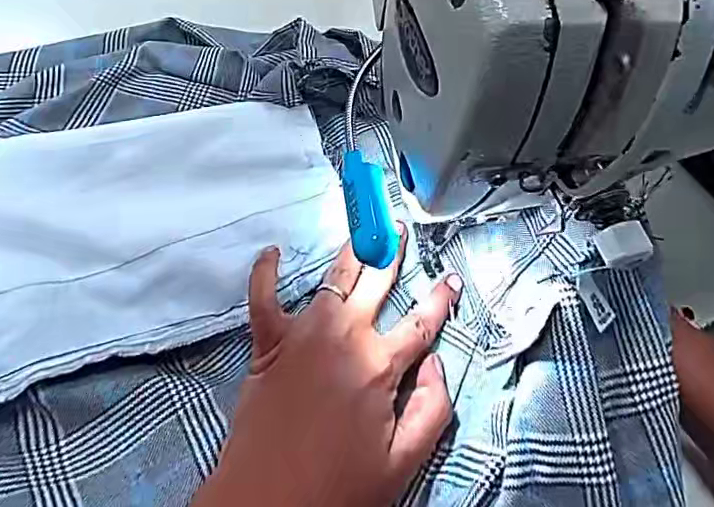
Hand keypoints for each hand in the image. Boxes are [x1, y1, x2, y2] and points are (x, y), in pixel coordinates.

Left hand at [193, 235, 460, 506]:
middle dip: (392, 254)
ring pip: (332, 279)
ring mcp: (305, 332)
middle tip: (399, 232)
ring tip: (362, 233)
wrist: (271, 501)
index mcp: (380, 365)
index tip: (449, 279)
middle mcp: (344, 336)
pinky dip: (265, 271)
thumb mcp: (403, 463)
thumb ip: (432, 410)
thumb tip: (438, 365)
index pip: (420, 323)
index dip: (439, 300)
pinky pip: (263, 296)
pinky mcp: (269, 340)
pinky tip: (271, 252)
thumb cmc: (337, 488)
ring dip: (349, 252)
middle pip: (376, 283)